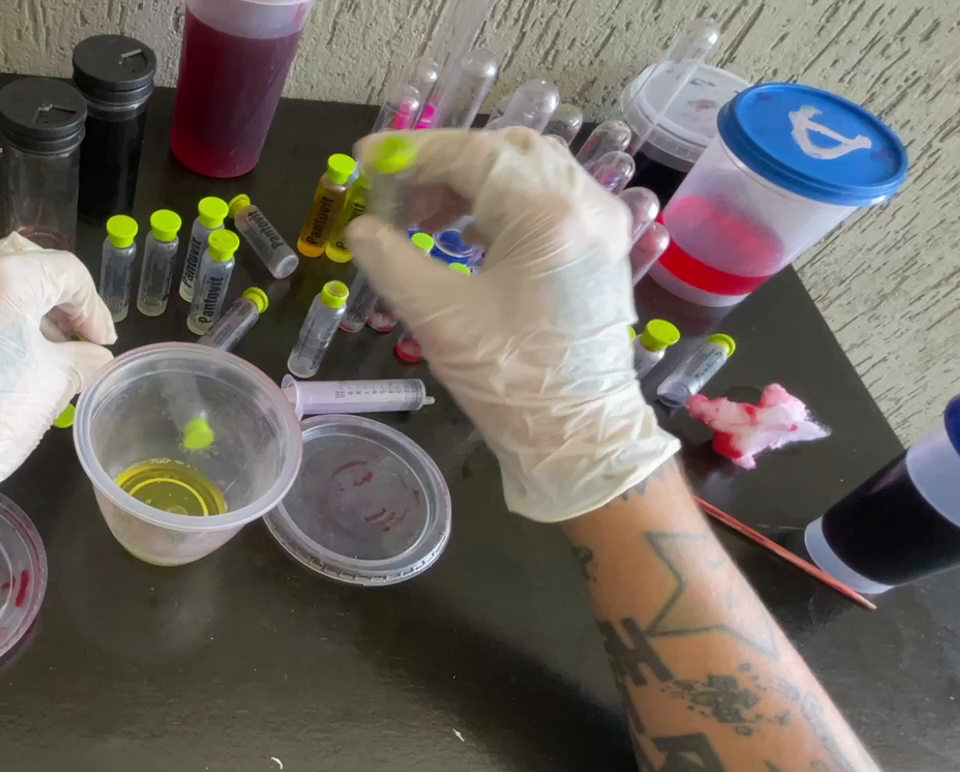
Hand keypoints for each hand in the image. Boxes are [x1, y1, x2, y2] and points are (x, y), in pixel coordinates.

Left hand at [0, 234, 115, 544]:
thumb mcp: (55, 384)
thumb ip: (85, 357)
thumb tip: (96, 354)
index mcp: (6, 276)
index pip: (67, 273)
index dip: (94, 308)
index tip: (103, 343)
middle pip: (29, 265)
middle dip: (59, 301)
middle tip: (77, 339)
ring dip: (28, 306)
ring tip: (46, 349)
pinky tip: (9, 351)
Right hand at [345, 128, 677, 521]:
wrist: (574, 432)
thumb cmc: (505, 378)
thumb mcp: (436, 318)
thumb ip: (391, 262)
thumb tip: (361, 228)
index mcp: (547, 215)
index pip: (474, 154)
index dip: (414, 151)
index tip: (366, 161)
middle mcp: (584, 203)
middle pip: (506, 151)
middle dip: (443, 164)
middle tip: (394, 195)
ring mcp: (598, 224)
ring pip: (528, 172)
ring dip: (469, 183)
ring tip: (423, 218)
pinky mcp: (595, 248)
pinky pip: (544, 200)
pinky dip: (496, 203)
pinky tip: (463, 233)